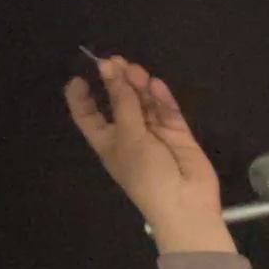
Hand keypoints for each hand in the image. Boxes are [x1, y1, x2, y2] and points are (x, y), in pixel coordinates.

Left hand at [65, 56, 234, 253]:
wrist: (186, 205)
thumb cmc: (147, 176)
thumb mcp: (128, 137)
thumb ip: (123, 103)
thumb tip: (112, 70)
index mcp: (108, 141)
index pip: (89, 114)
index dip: (82, 96)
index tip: (82, 78)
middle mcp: (131, 136)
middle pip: (120, 102)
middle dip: (117, 82)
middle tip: (118, 63)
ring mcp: (157, 136)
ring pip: (146, 104)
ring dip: (140, 87)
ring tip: (138, 73)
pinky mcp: (181, 137)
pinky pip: (169, 114)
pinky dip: (163, 99)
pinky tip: (157, 86)